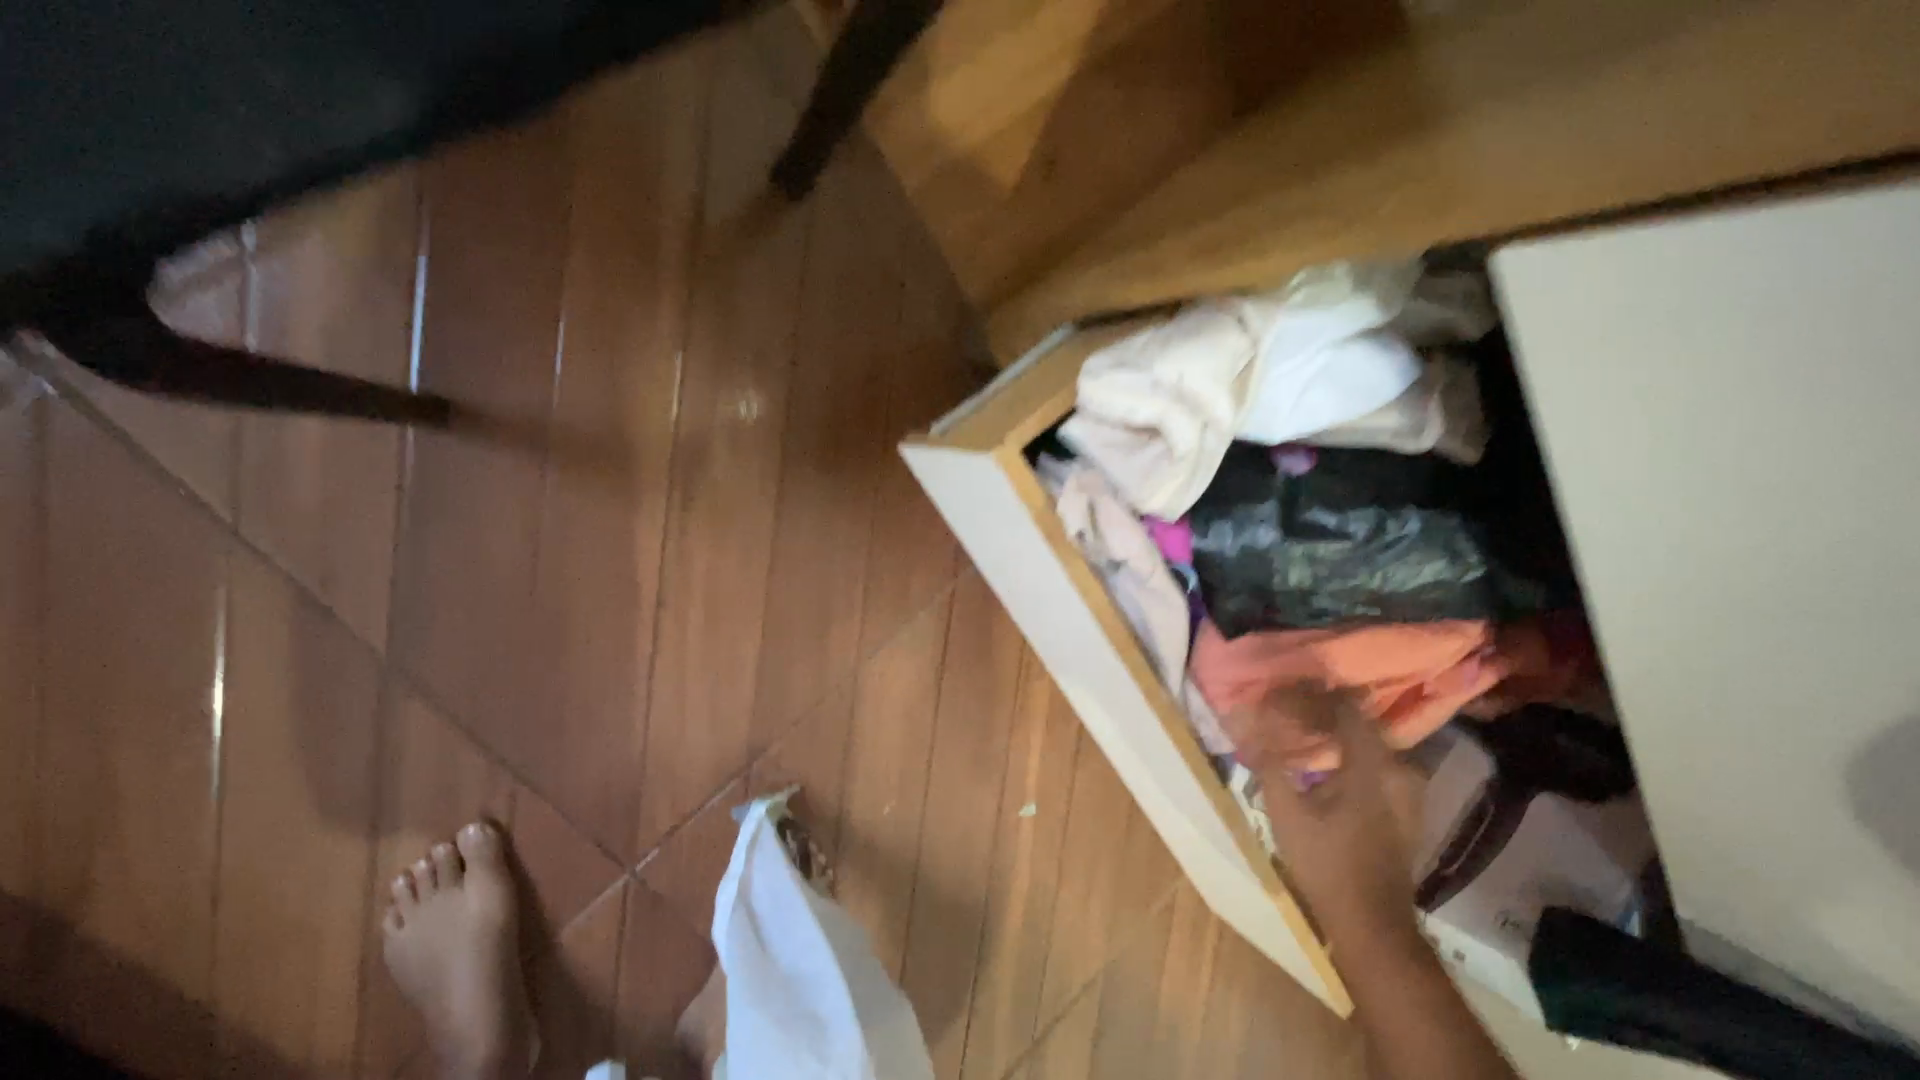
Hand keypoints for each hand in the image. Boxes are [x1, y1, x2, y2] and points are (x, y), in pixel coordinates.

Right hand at [1229, 684, 1425, 947]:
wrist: (1371, 924)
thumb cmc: (1325, 866)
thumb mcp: (1286, 813)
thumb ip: (1268, 760)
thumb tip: (1246, 720)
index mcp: (1373, 765)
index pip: (1343, 707)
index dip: (1308, 696)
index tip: (1276, 695)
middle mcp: (1400, 768)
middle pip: (1357, 722)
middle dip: (1317, 713)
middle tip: (1281, 714)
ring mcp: (1410, 790)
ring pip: (1367, 743)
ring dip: (1333, 735)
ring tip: (1297, 737)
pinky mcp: (1408, 807)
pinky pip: (1377, 764)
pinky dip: (1348, 756)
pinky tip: (1322, 766)